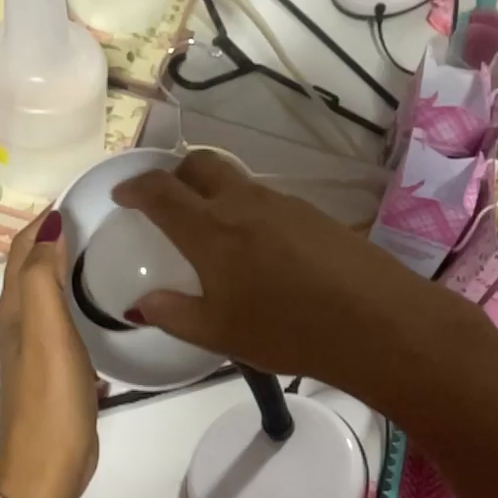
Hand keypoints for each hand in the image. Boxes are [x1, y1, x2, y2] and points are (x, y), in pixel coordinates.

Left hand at [0, 209, 98, 497]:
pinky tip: (99, 311)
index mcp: (15, 311)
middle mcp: (18, 326)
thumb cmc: (50, 400)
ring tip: (98, 254)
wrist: (46, 470)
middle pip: (29, 269)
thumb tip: (49, 224)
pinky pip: (61, 325)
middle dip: (52, 238)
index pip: (21, 250)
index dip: (41, 221)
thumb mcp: (47, 332)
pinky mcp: (53, 374)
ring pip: (45, 297)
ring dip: (63, 270)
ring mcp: (34, 352)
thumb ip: (44, 277)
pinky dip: (74, 304)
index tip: (76, 198)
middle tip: (93, 219)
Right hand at [112, 150, 471, 393]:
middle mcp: (244, 203)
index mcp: (210, 229)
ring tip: (213, 228)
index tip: (123, 194)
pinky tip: (259, 248)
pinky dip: (248, 210)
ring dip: (215, 192)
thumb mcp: (218, 333)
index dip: (136, 187)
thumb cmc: (285, 330)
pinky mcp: (314, 214)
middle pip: (202, 165)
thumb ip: (173, 314)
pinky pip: (268, 200)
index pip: (161, 191)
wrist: (374, 321)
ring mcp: (284, 203)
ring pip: (238, 181)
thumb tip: (140, 304)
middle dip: (177, 175)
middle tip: (168, 201)